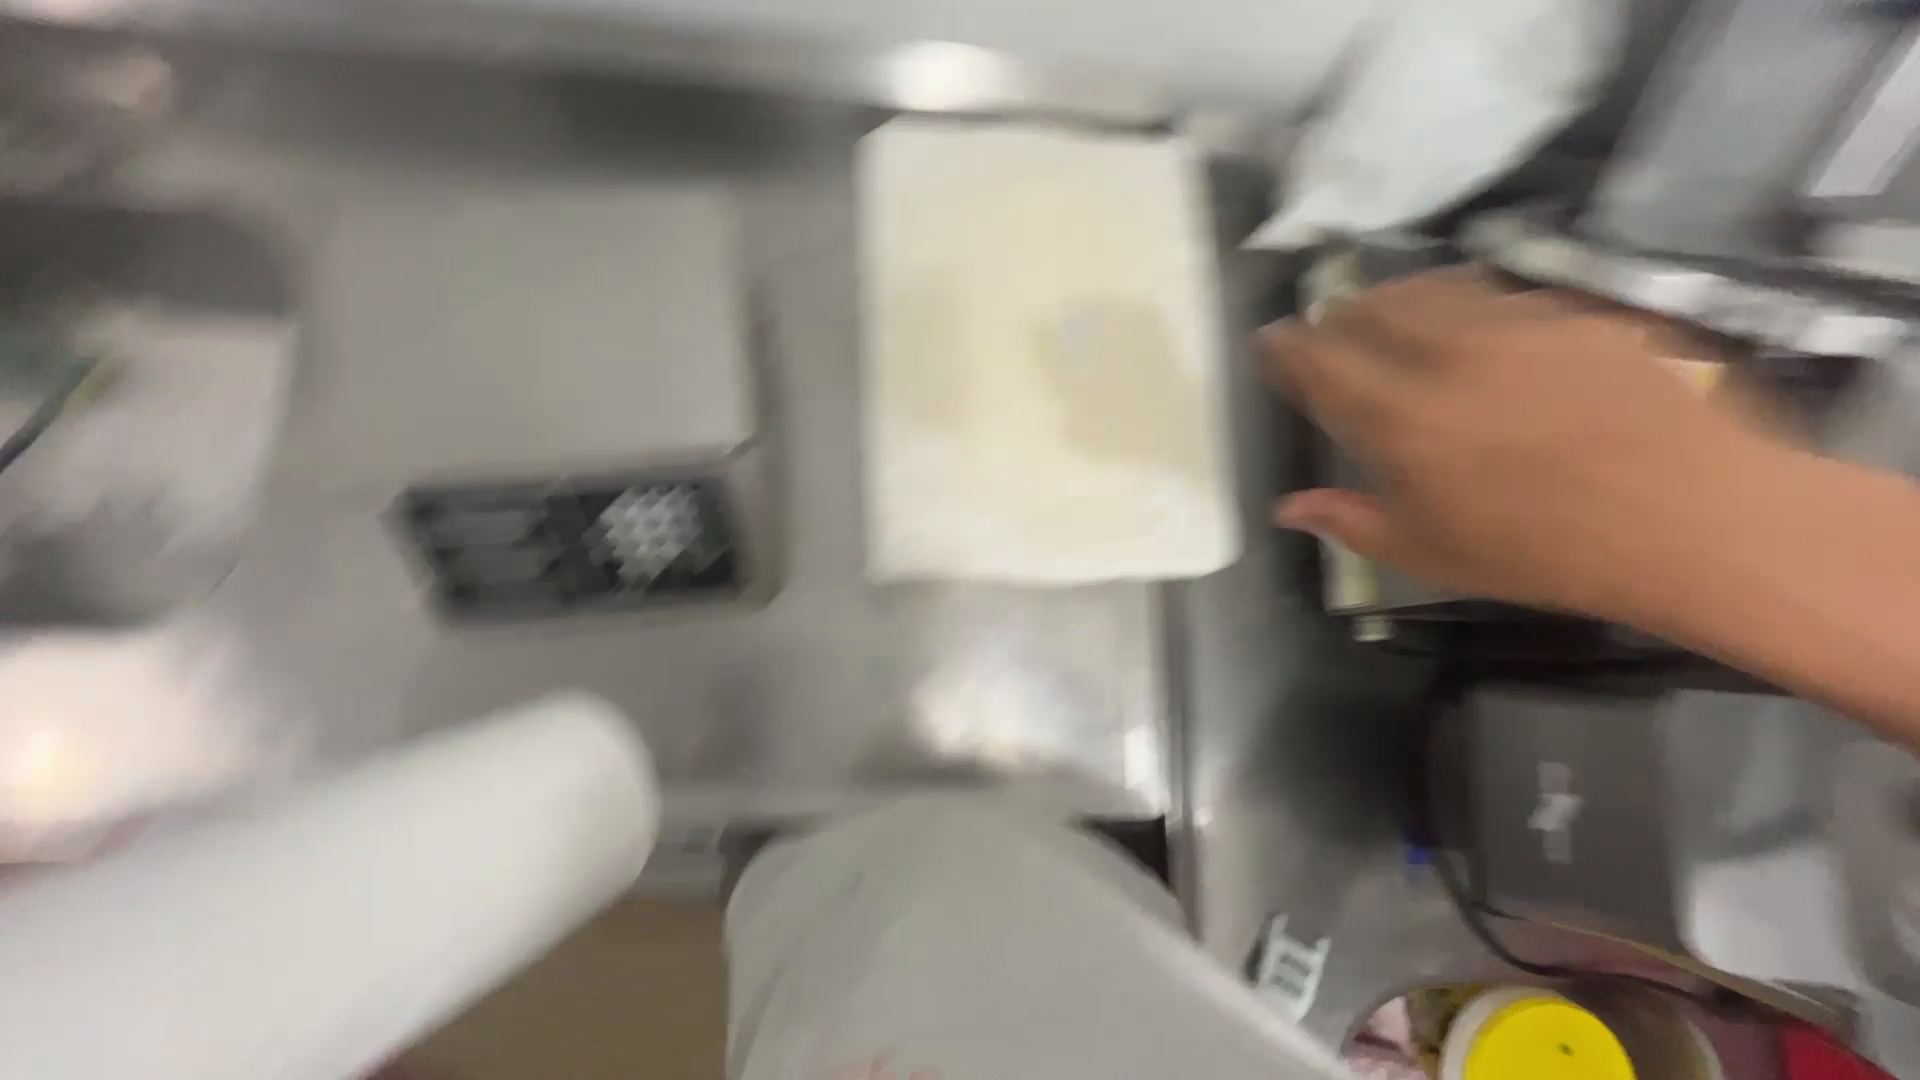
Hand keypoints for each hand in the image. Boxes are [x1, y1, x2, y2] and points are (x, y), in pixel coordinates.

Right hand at [1262, 269, 1810, 622]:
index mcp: (1400, 418)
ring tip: (1388, 306)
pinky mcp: (1579, 319)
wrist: (1695, 518)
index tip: (1269, 340)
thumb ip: (1349, 520)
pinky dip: (1472, 302)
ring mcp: (1519, 329)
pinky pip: (1506, 296)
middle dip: (1339, 311)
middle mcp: (1449, 357)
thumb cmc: (1541, 550)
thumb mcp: (1426, 552)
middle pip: (1373, 309)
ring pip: (1437, 288)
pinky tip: (1479, 324)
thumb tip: (1286, 508)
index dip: (1287, 347)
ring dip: (1399, 294)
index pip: (1321, 363)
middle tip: (1326, 319)